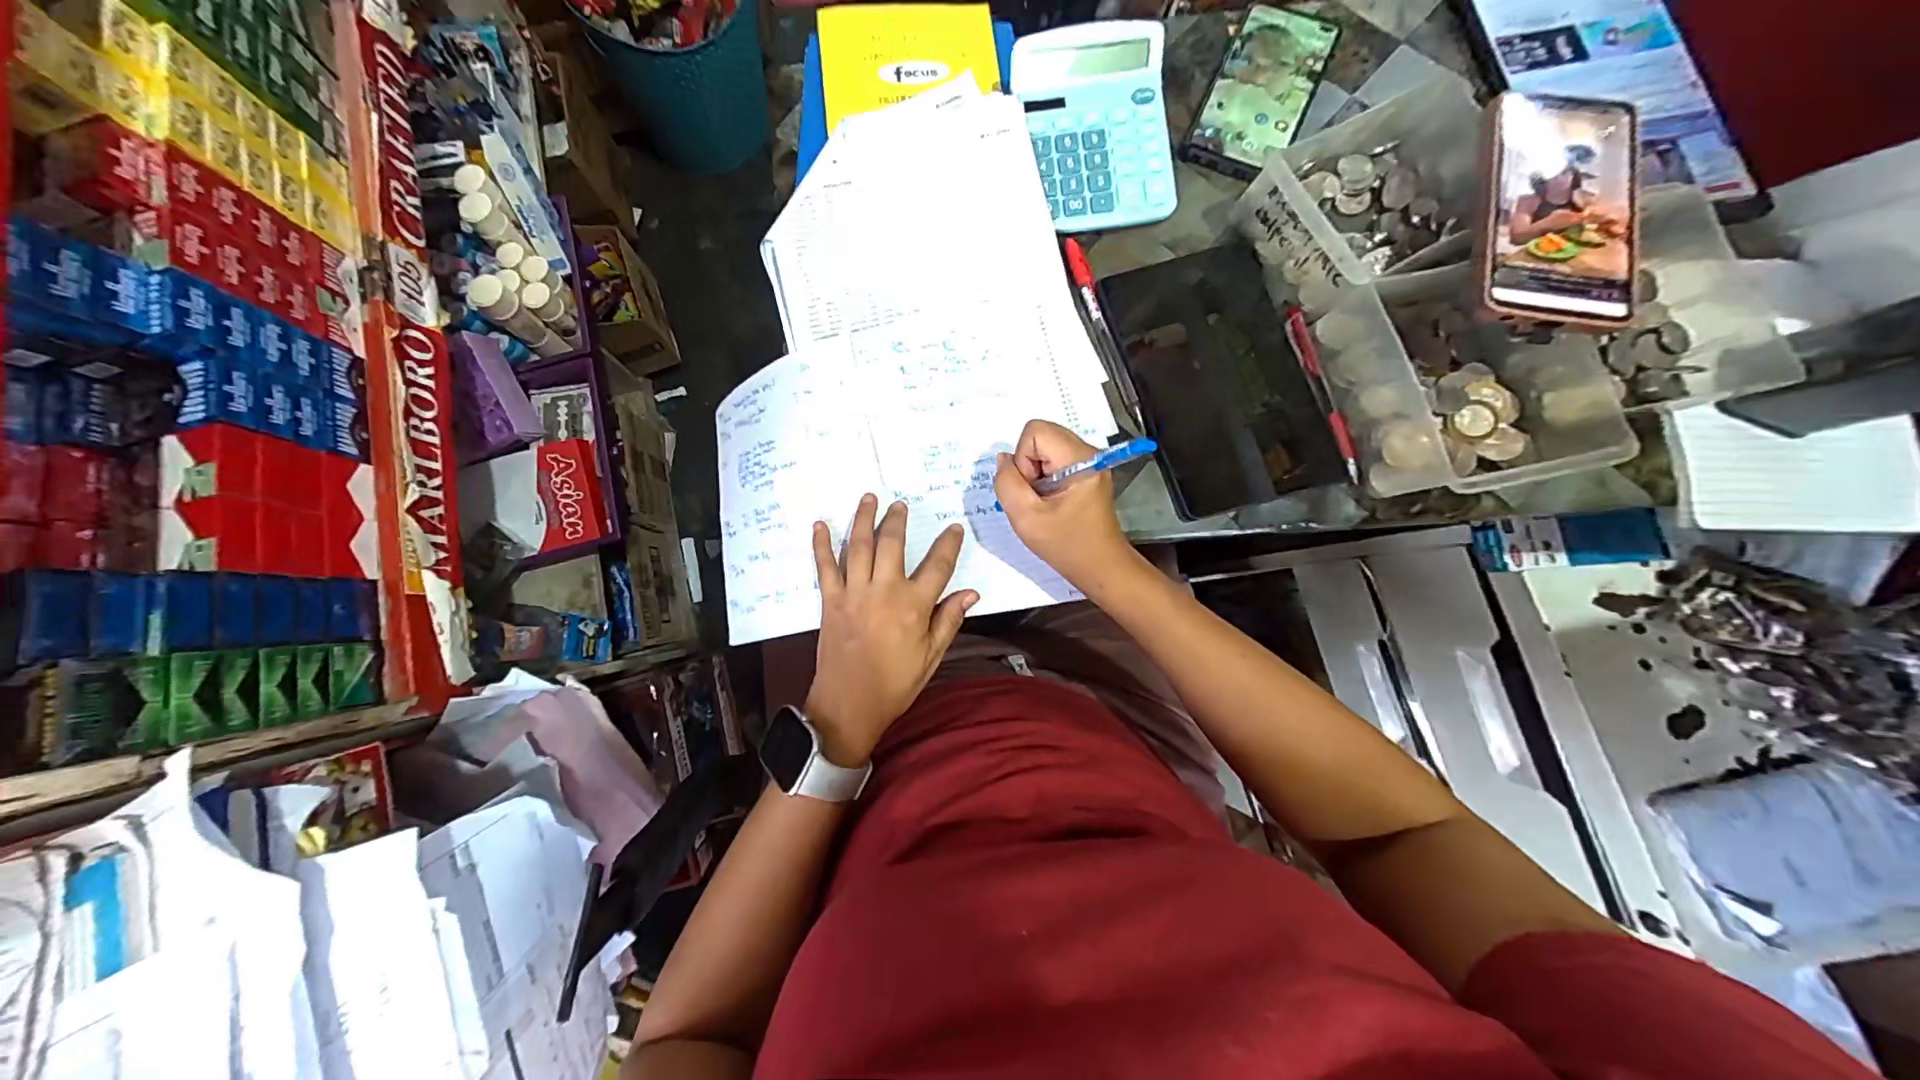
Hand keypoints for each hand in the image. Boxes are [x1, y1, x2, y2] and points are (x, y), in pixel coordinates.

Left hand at [805, 494, 978, 765]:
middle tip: (901, 505)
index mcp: (914, 606)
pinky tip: (821, 524)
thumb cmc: (895, 684)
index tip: (954, 529)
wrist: (848, 705)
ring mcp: (854, 593)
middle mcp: (884, 591)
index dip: (948, 544)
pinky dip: (822, 544)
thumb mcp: (931, 657)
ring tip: (869, 498)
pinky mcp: (830, 601)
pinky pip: (825, 566)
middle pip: (892, 544)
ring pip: (859, 546)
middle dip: (898, 520)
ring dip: (863, 519)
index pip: (938, 565)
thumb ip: (949, 621)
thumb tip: (970, 594)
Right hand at [993, 420, 1137, 591]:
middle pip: (1041, 434)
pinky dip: (1044, 477)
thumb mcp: (1026, 518)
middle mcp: (1088, 452)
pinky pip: (1053, 459)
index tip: (1032, 490)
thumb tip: (1004, 460)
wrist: (1100, 566)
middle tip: (1037, 496)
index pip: (1036, 432)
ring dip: (1035, 472)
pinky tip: (1051, 500)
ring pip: (1045, 446)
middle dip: (1028, 464)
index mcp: (1080, 459)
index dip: (1024, 459)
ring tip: (1044, 501)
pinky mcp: (1086, 471)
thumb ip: (1007, 483)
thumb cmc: (1067, 546)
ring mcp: (1088, 461)